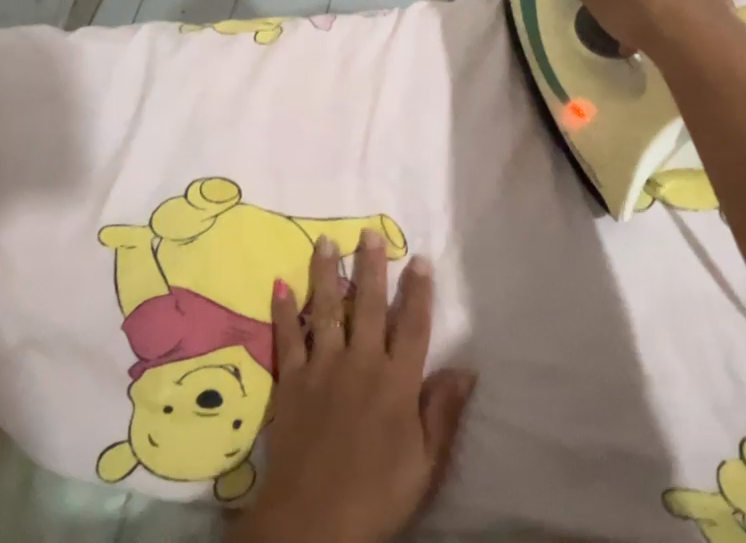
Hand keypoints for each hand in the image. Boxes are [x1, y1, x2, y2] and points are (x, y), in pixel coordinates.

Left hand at [229, 231, 475, 542]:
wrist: (312, 522)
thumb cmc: (377, 494)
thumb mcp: (425, 462)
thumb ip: (442, 412)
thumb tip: (466, 368)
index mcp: (397, 382)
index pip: (412, 326)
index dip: (418, 291)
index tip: (419, 258)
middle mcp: (360, 364)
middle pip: (369, 306)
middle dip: (371, 266)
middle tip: (369, 232)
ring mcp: (322, 370)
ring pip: (326, 311)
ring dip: (326, 274)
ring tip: (325, 242)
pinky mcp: (291, 383)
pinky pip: (287, 339)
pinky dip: (283, 311)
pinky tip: (279, 285)